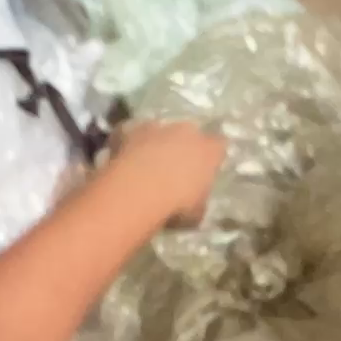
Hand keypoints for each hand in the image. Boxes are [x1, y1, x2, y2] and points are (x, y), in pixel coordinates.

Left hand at [100, 120, 225, 225]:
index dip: (212, 156)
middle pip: (188, 133)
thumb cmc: (176, 205)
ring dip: (154, 144)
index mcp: (209, 150)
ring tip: (145, 166)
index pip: (218, 146)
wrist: (138, 192)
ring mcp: (156, 127)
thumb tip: (194, 204)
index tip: (206, 169)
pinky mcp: (127, 129)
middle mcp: (185, 131)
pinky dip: (126, 143)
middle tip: (173, 169)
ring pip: (158, 131)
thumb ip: (198, 202)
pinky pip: (128, 133)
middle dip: (182, 147)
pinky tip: (122, 159)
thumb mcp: (197, 213)